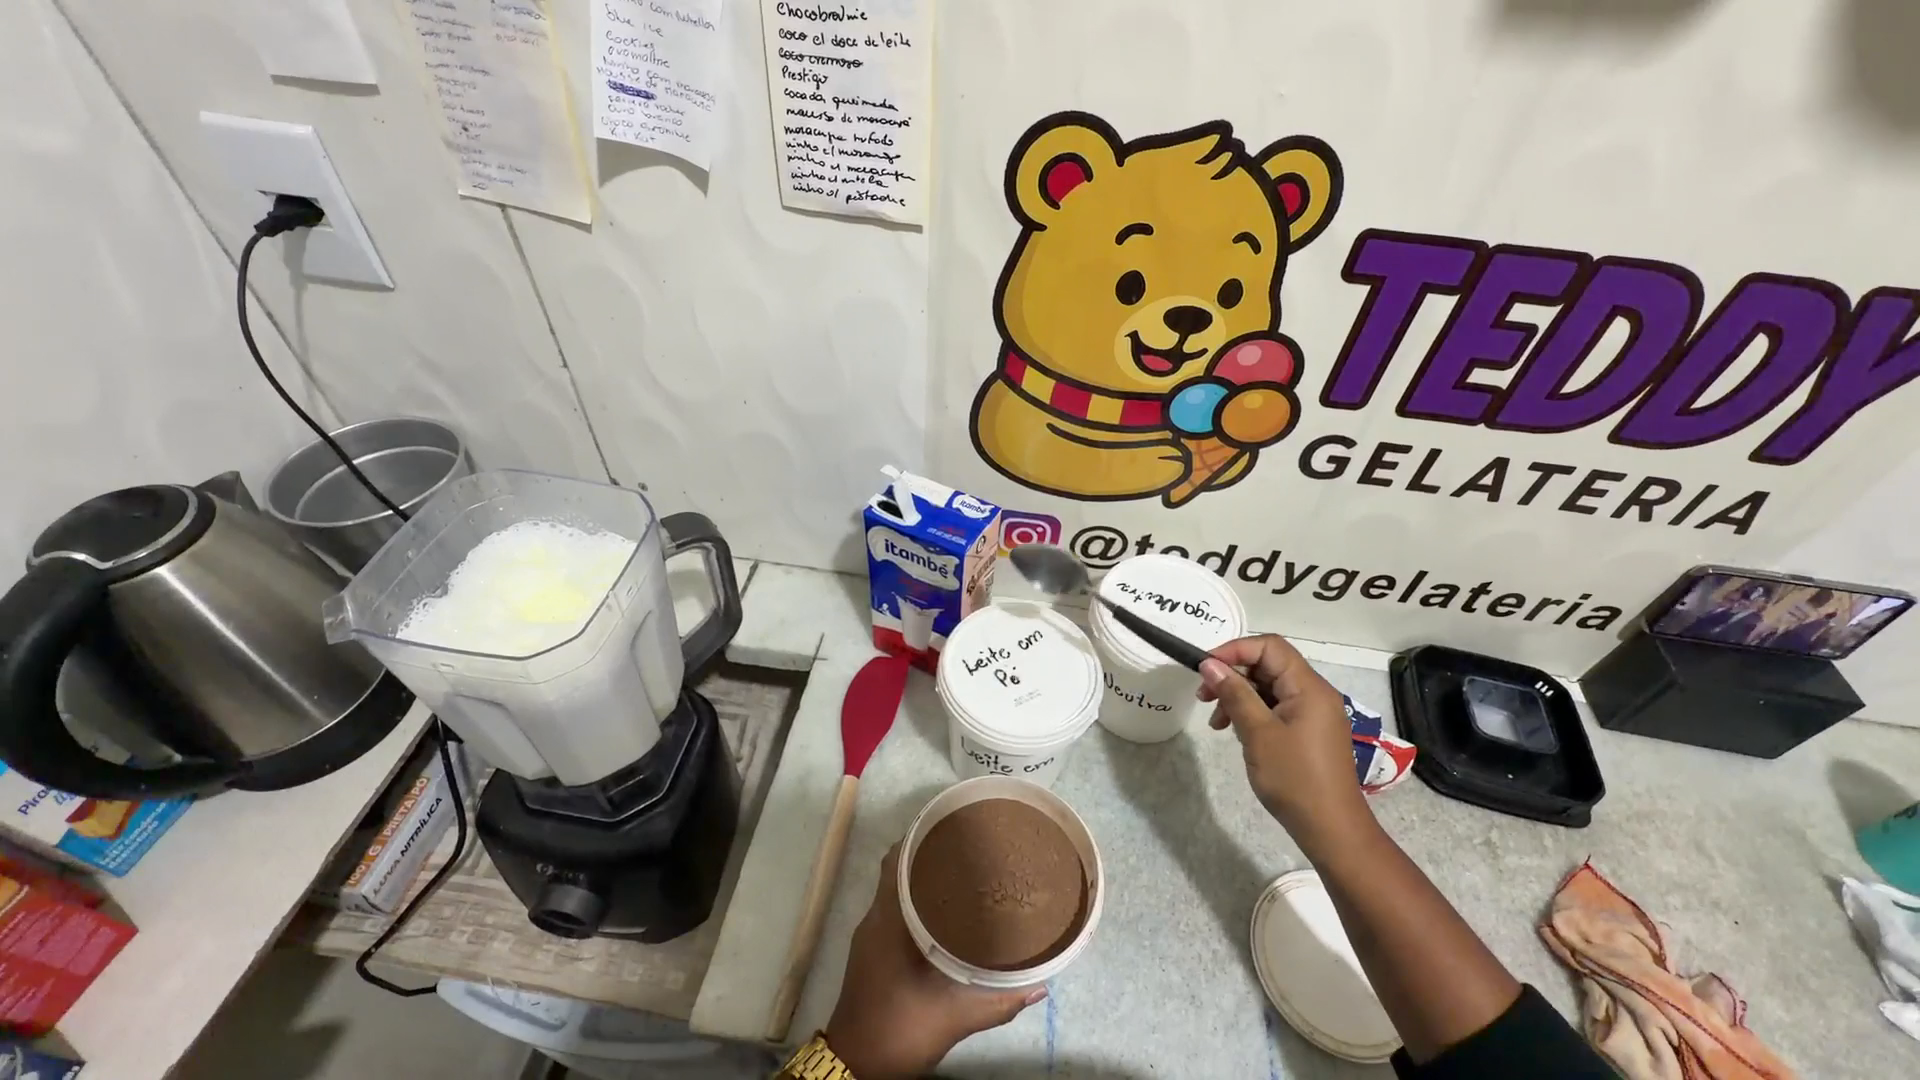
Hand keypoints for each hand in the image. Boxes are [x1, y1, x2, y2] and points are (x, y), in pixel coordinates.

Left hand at [824, 844, 1043, 1078]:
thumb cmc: (898, 1029)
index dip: (920, 836)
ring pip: (895, 889)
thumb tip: (1041, 985)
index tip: (954, 826)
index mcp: (887, 920)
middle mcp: (875, 918)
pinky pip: (893, 908)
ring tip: (965, 872)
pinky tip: (946, 912)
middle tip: (971, 847)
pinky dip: (916, 900)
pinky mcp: (872, 950)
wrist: (855, 1064)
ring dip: (922, 878)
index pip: (897, 859)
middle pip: (898, 868)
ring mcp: (870, 934)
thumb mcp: (953, 1017)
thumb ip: (998, 1001)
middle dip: (929, 853)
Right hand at [1198, 634, 1374, 856]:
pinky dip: (1251, 713)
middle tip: (1203, 697)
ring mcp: (1312, 713)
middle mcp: (1314, 693)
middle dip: (1232, 675)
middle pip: (1268, 665)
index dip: (1234, 650)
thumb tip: (1209, 664)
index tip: (1204, 669)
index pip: (1269, 647)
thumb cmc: (1294, 778)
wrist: (1331, 828)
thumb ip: (1234, 694)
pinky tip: (1234, 731)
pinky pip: (1275, 708)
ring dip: (1238, 696)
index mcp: (1308, 687)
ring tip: (1216, 721)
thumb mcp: (1258, 733)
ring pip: (1268, 687)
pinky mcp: (1307, 731)